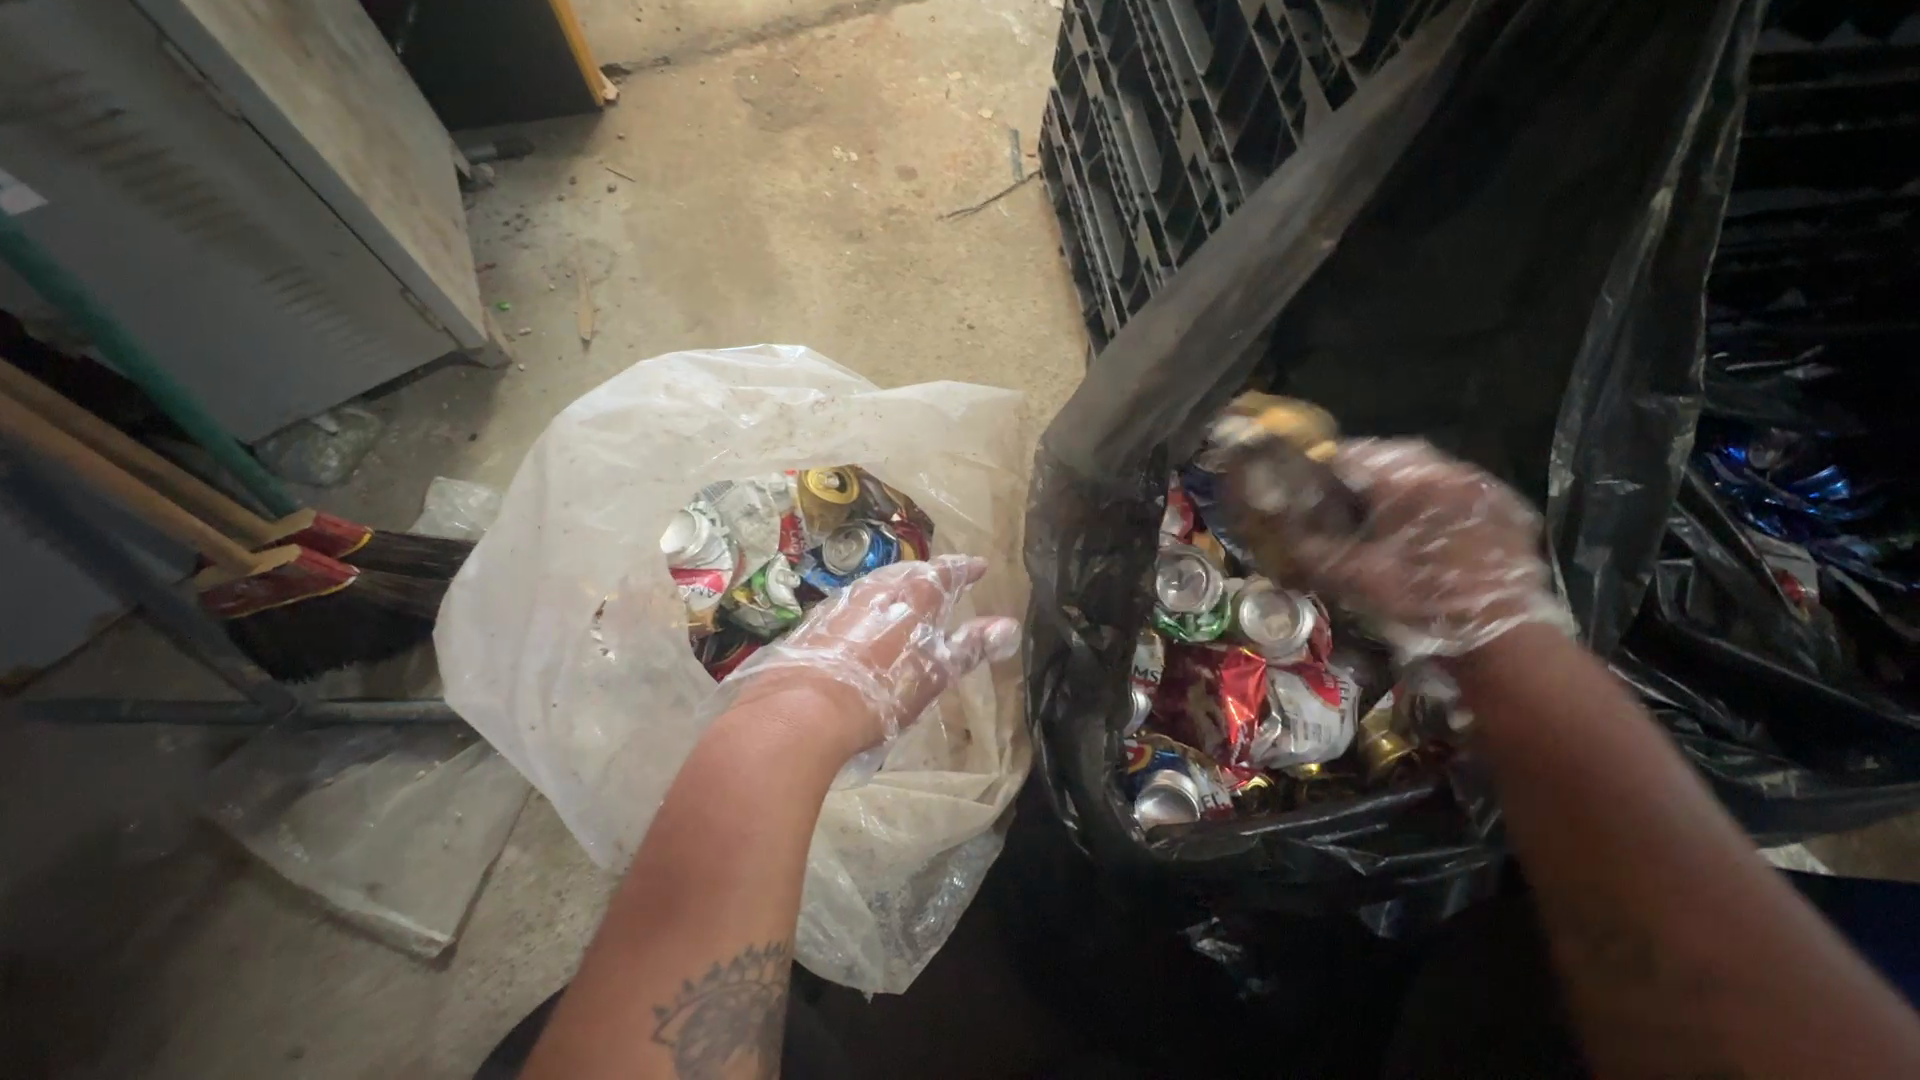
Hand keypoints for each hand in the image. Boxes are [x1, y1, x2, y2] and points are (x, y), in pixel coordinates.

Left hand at [723, 554, 1019, 758]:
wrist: (803, 710)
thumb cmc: (882, 691)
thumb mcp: (935, 674)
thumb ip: (971, 646)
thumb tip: (1009, 625)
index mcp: (913, 594)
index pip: (947, 571)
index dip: (965, 569)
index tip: (979, 567)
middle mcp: (877, 588)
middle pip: (908, 574)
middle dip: (928, 577)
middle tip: (942, 583)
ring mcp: (841, 603)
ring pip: (876, 586)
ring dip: (895, 591)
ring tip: (906, 600)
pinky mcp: (814, 623)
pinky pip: (851, 606)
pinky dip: (867, 610)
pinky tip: (864, 626)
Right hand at [1285, 439, 1562, 656]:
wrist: (1500, 633)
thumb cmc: (1419, 602)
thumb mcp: (1353, 580)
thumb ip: (1311, 550)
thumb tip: (1279, 531)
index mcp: (1402, 482)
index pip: (1350, 453)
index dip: (1326, 468)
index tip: (1315, 486)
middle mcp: (1444, 470)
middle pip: (1392, 455)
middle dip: (1366, 472)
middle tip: (1350, 499)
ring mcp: (1481, 485)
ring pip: (1428, 469)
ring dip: (1404, 483)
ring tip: (1390, 512)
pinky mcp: (1505, 504)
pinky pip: (1461, 488)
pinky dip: (1438, 498)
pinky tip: (1430, 528)